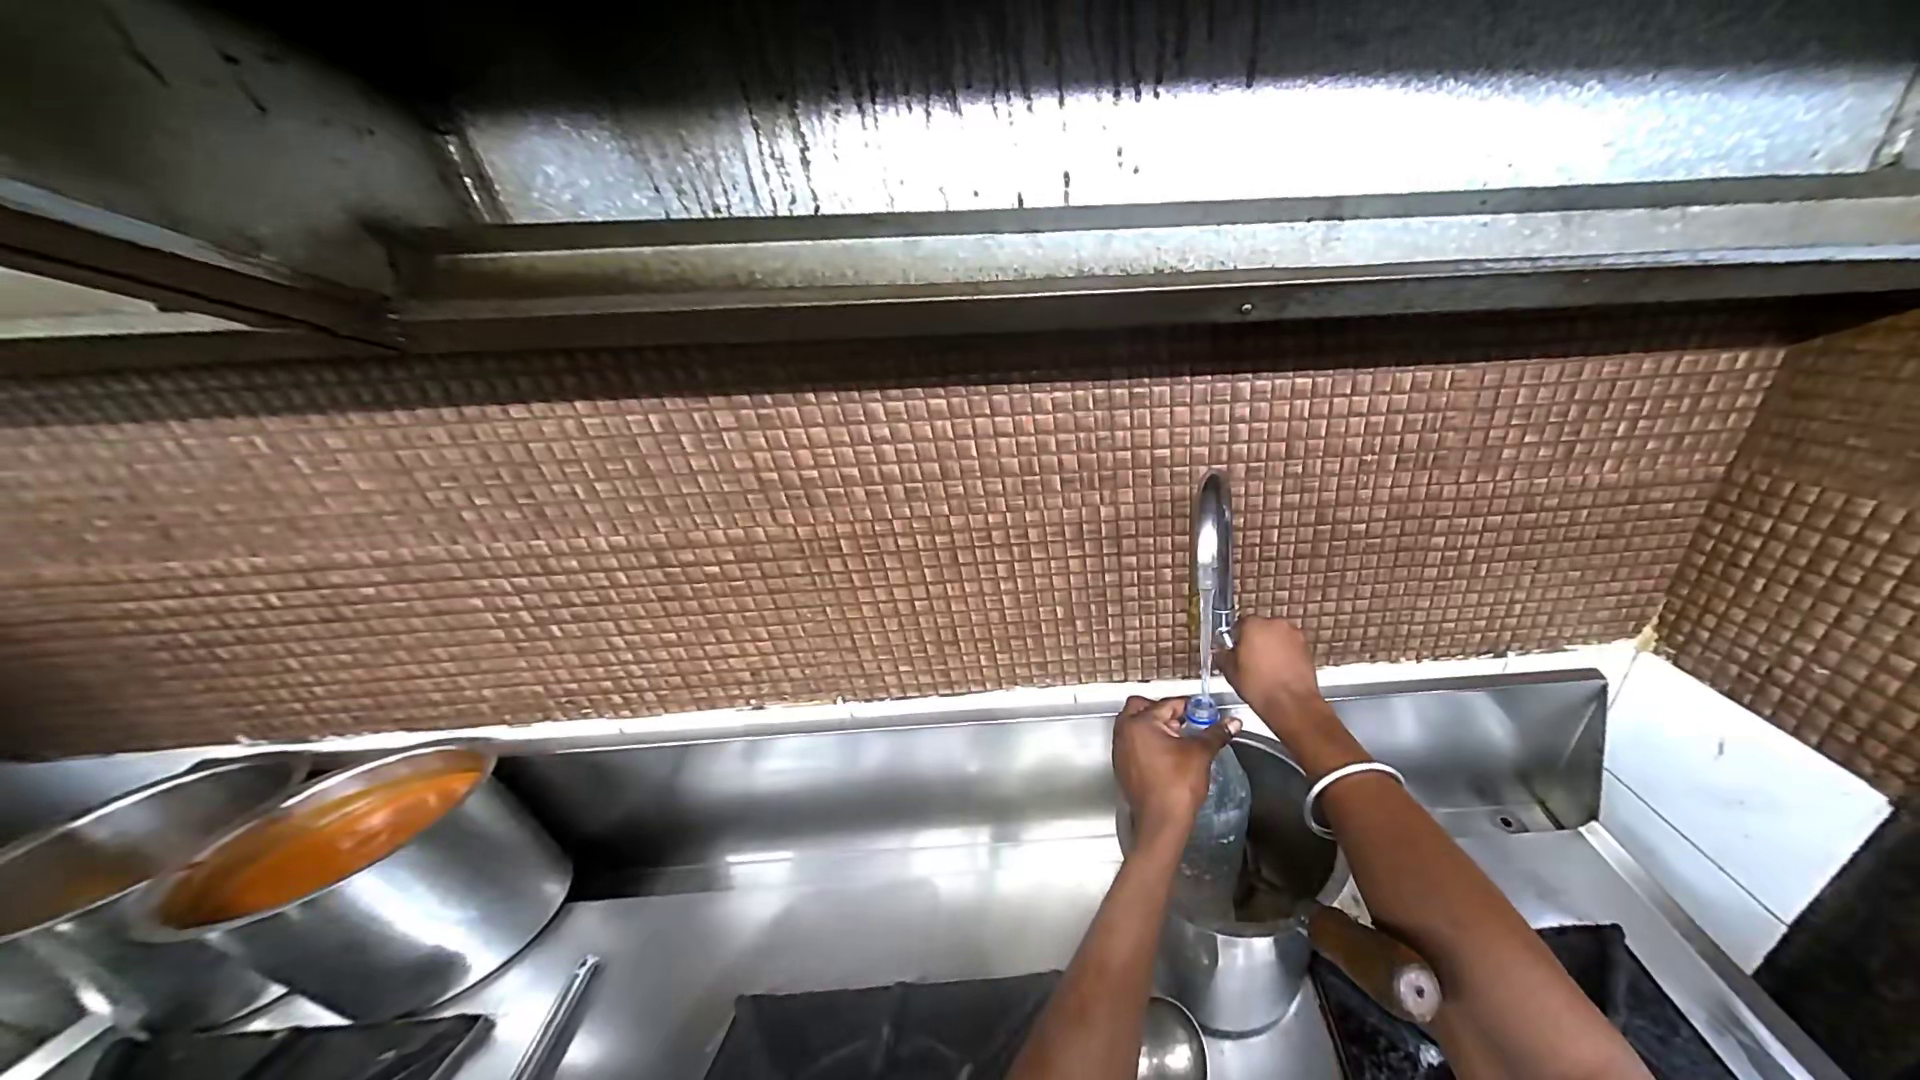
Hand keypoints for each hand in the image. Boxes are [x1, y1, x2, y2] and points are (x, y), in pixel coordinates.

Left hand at [1113, 696, 1238, 847]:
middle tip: (1185, 721)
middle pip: (1142, 706)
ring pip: (1134, 724)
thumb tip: (1231, 723)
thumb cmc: (1177, 786)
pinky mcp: (1121, 764)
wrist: (1161, 821)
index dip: (1188, 706)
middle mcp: (1124, 732)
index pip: (1166, 704)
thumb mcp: (1200, 753)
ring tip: (1177, 737)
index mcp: (1139, 723)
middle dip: (1164, 710)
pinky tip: (1166, 753)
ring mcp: (1120, 748)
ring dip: (1154, 725)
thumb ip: (1215, 733)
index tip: (1202, 711)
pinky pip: (1132, 742)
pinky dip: (1147, 740)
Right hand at [1216, 616, 1329, 727]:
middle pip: (1260, 627)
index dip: (1236, 637)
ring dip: (1271, 646)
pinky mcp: (1306, 648)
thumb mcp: (1231, 671)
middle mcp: (1275, 624)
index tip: (1234, 648)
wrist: (1291, 704)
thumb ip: (1223, 655)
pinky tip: (1278, 670)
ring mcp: (1294, 635)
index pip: (1240, 623)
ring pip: (1276, 636)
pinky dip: (1284, 653)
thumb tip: (1221, 652)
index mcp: (1253, 625)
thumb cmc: (1261, 687)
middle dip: (1255, 640)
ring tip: (1264, 666)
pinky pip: (1290, 645)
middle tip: (1248, 658)